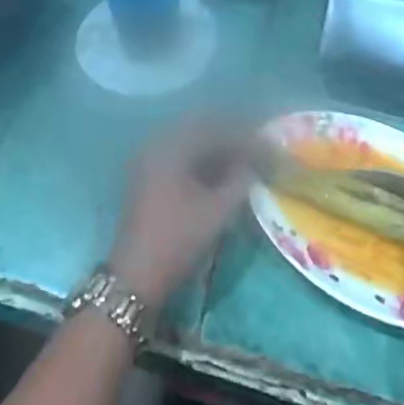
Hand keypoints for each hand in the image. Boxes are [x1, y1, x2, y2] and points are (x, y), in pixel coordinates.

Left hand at [107, 120, 255, 303]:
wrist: (135, 276)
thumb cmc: (177, 240)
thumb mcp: (216, 212)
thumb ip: (241, 180)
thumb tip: (256, 163)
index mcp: (171, 146)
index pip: (215, 128)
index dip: (245, 136)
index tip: (268, 144)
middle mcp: (157, 144)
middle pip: (201, 130)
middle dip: (232, 138)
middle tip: (258, 149)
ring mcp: (150, 159)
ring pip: (191, 143)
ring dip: (218, 149)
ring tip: (245, 161)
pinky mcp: (148, 175)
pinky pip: (181, 156)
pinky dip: (202, 161)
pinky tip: (222, 173)